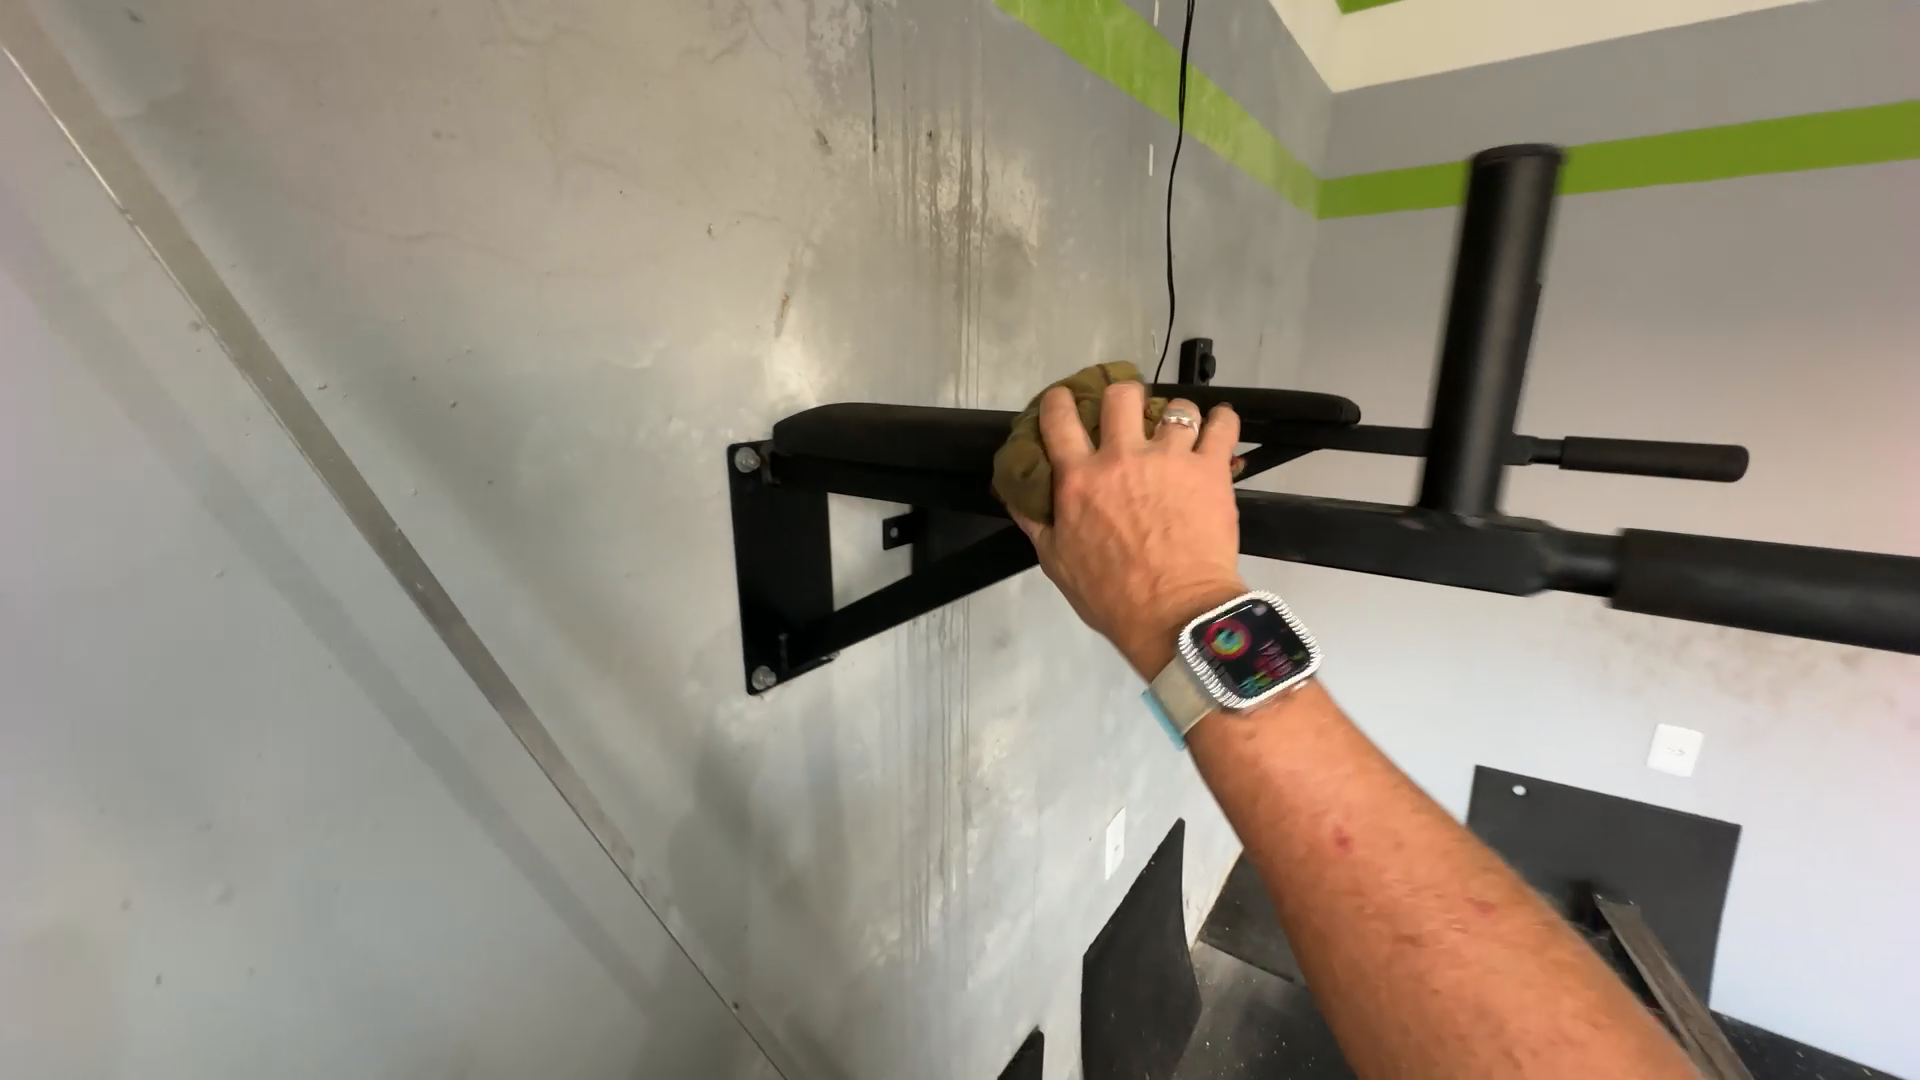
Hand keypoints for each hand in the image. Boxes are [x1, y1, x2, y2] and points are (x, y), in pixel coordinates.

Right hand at [1011, 382, 1245, 678]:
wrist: (1173, 615)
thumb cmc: (1109, 594)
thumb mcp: (1055, 561)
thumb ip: (1034, 521)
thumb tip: (1013, 494)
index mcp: (1079, 478)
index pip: (1059, 419)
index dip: (1058, 401)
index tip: (1063, 400)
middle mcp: (1122, 457)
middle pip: (1119, 396)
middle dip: (1120, 397)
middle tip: (1127, 414)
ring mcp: (1170, 458)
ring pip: (1175, 407)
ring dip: (1174, 414)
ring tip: (1179, 431)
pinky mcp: (1211, 469)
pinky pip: (1222, 425)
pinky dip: (1221, 421)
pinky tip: (1218, 425)